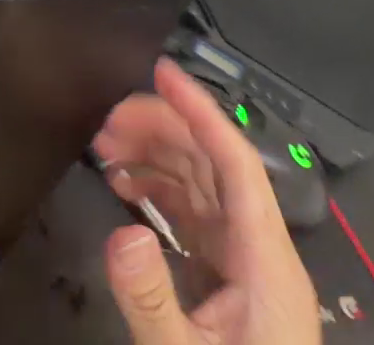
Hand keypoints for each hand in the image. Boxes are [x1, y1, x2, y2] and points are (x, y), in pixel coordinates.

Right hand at [91, 59, 319, 344]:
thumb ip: (152, 300)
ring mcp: (244, 269)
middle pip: (214, 168)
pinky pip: (191, 218)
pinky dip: (156, 193)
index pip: (237, 166)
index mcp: (266, 266)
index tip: (162, 74)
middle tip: (108, 118)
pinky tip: (126, 188)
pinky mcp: (226, 283)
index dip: (200, 112)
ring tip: (107, 147)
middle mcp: (260, 256)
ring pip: (201, 188)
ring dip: (155, 158)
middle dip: (162, 131)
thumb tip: (121, 231)